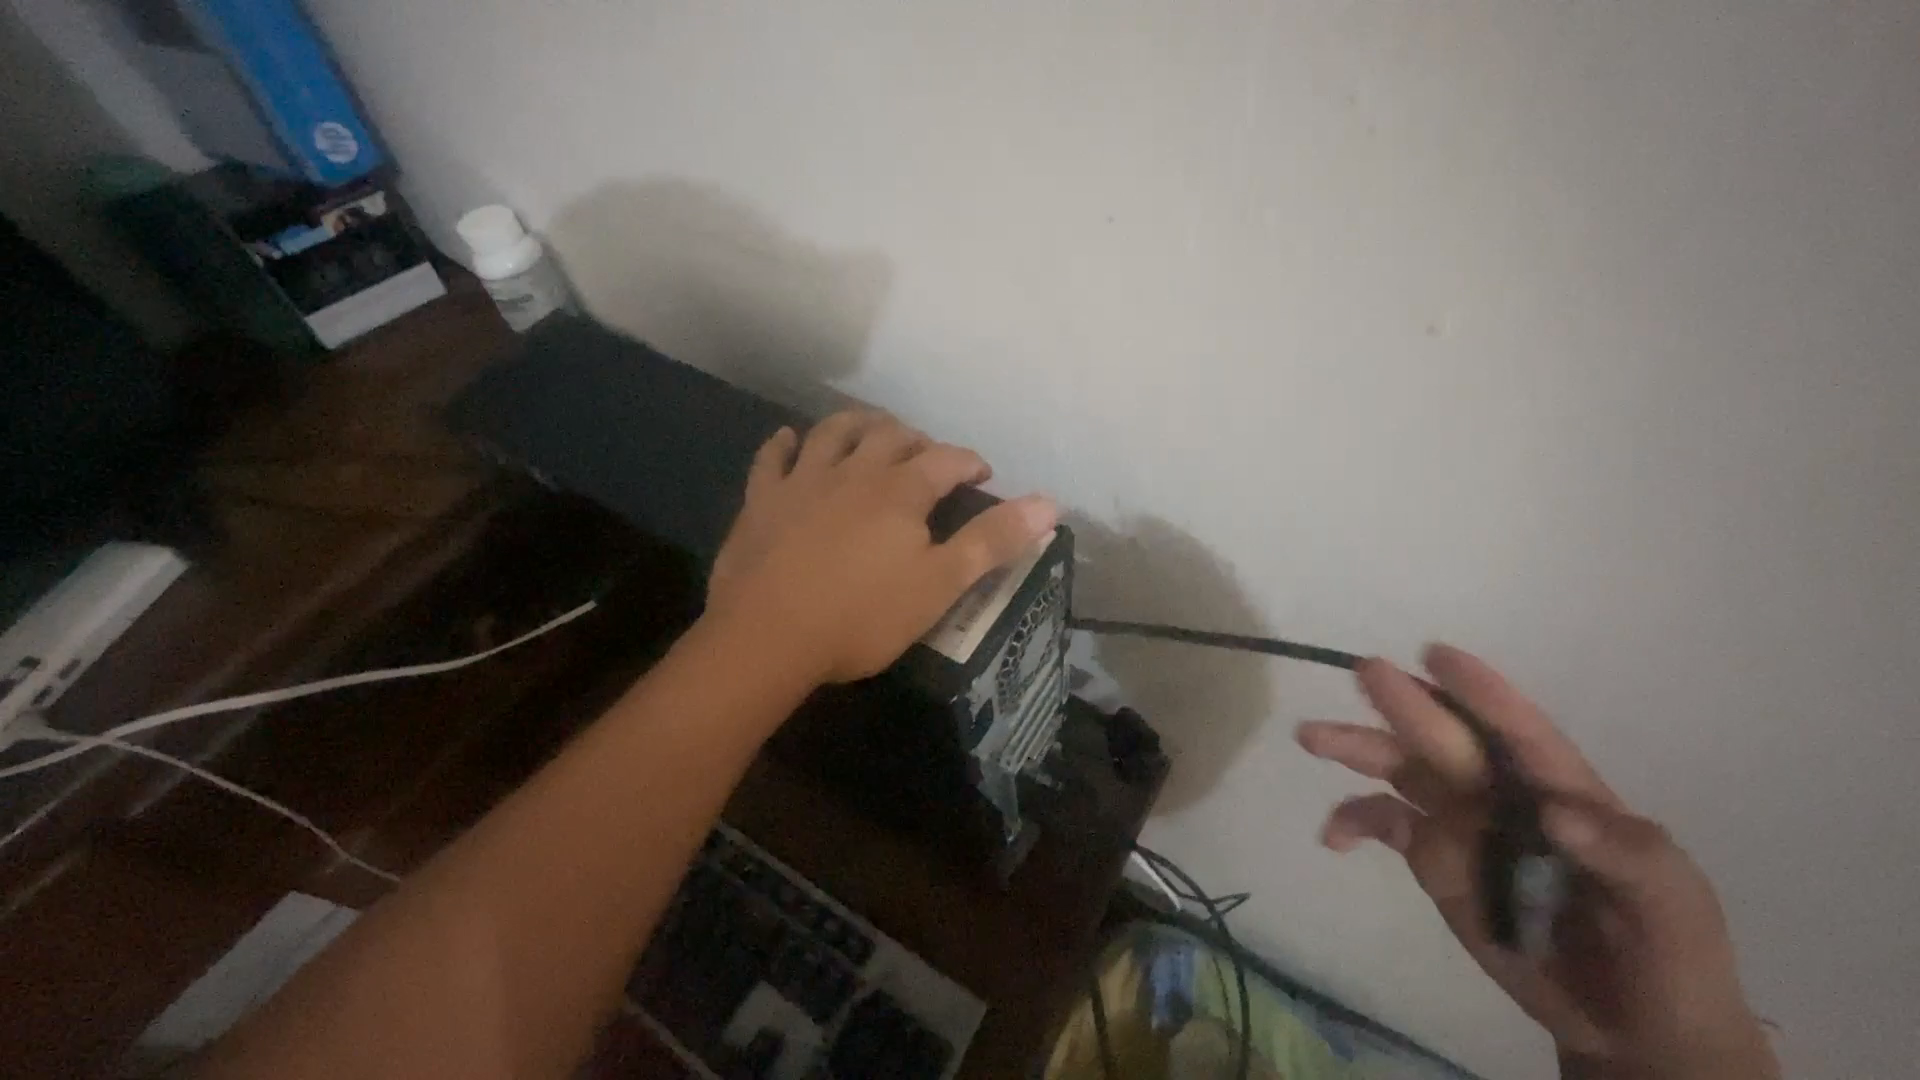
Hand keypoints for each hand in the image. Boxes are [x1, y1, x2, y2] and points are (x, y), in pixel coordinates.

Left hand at [706, 410, 1056, 685]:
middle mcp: (852, 472)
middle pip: (890, 436)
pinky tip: (790, 439)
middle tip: (929, 455)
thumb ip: (993, 542)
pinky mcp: (762, 502)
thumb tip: (1050, 503)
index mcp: (900, 491)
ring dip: (858, 425)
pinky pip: (773, 459)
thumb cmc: (862, 616)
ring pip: (833, 433)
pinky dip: (785, 444)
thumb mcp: (940, 585)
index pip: (946, 460)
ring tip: (873, 431)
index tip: (982, 474)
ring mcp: (802, 482)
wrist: (767, 637)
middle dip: (917, 439)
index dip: (969, 462)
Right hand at [1297, 646, 1778, 1079]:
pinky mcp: (1433, 860)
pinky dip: (1352, 820)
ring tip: (1311, 736)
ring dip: (1359, 749)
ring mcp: (1462, 825)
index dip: (1482, 692)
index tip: (1437, 656)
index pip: (1520, 732)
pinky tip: (1332, 836)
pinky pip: (1384, 825)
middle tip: (1365, 672)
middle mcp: (1502, 794)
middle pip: (1445, 740)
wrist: (1627, 1023)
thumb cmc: (1668, 954)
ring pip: (1401, 770)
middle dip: (1406, 705)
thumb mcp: (1672, 906)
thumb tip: (1556, 814)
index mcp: (1563, 790)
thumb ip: (1627, 855)